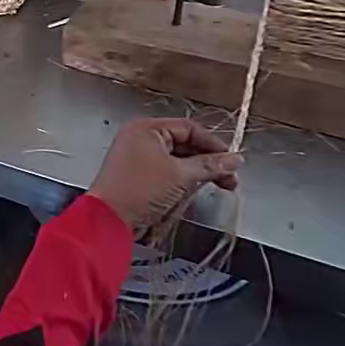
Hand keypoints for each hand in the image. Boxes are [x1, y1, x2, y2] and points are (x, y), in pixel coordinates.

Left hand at [87, 118, 240, 231]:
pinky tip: (194, 188)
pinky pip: (164, 167)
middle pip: (183, 142)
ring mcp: (135, 153)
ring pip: (175, 157)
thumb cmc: (141, 190)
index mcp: (147, 128)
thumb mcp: (180, 175)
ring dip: (196, 170)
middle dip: (208, 160)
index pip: (189, 128)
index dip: (214, 144)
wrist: (108, 217)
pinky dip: (181, 176)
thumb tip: (236, 159)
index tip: (233, 163)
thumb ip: (210, 165)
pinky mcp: (135, 171)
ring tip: (217, 185)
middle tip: (229, 179)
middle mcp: (139, 136)